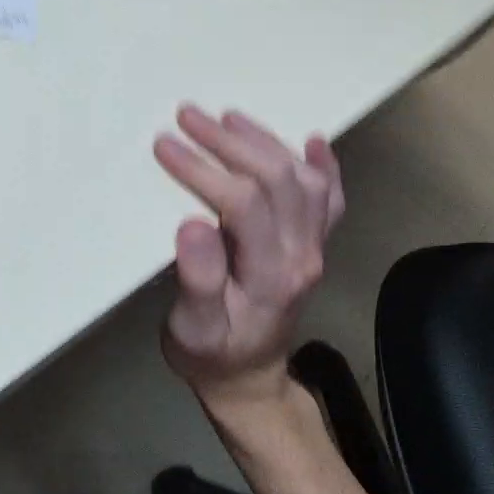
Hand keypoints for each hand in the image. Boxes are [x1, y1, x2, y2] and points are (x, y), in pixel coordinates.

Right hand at [154, 105, 344, 406]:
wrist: (247, 378)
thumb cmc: (209, 351)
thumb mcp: (192, 328)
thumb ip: (198, 281)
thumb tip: (192, 225)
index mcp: (269, 273)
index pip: (243, 203)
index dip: (204, 169)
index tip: (164, 144)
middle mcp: (300, 255)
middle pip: (278, 181)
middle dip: (230, 142)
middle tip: (186, 115)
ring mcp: (312, 249)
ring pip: (304, 181)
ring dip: (266, 142)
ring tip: (226, 117)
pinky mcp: (312, 246)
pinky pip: (329, 201)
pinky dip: (324, 167)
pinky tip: (311, 142)